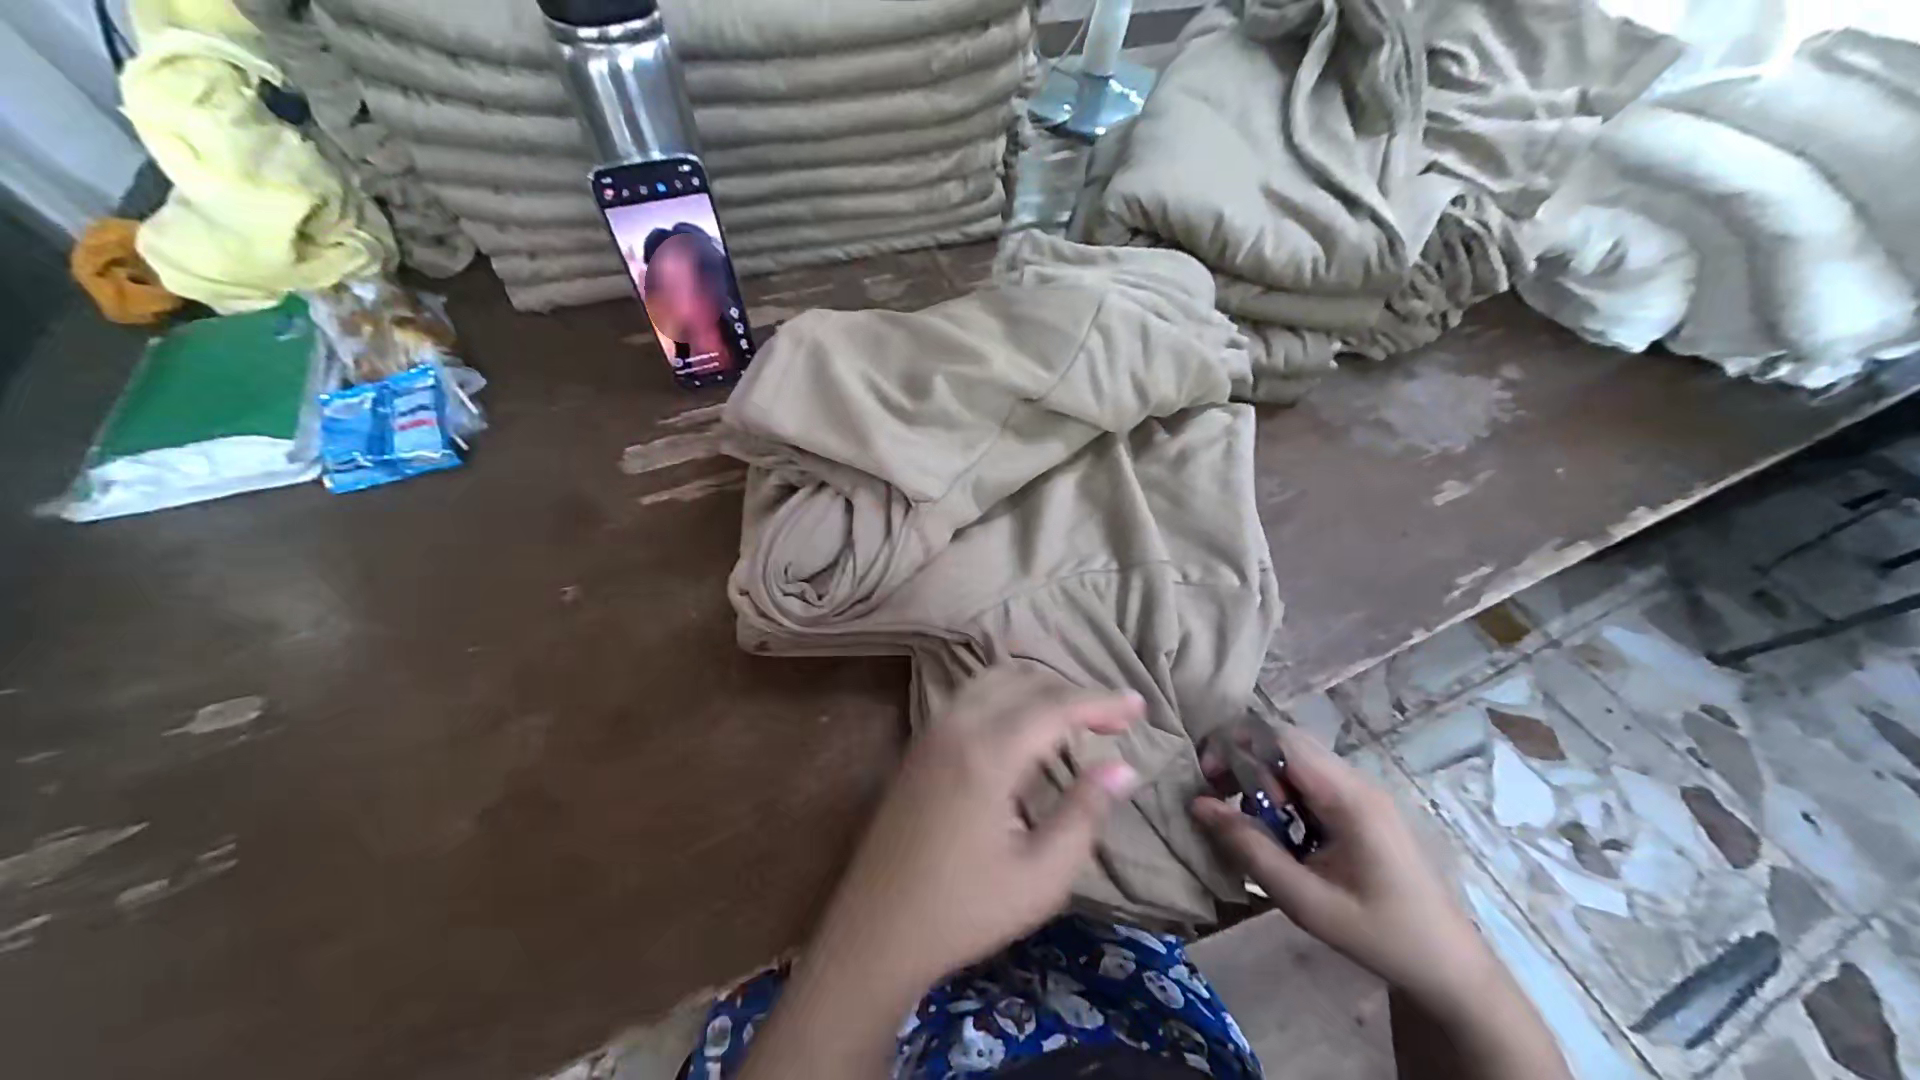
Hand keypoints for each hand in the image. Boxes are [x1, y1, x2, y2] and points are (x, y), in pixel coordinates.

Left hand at [811, 667, 1144, 988]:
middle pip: (1025, 680)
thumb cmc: (964, 911)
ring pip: (994, 679)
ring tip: (1077, 715)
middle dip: (1074, 691)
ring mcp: (932, 731)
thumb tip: (1124, 767)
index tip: (1140, 707)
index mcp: (987, 754)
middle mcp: (956, 726)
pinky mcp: (919, 744)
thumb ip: (1084, 812)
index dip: (1103, 701)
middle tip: (1115, 718)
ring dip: (1040, 687)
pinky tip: (1026, 724)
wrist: (875, 931)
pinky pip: (971, 696)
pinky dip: (1009, 695)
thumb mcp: (1041, 876)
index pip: (1056, 706)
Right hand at [1189, 725, 1498, 1013]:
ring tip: (1248, 818)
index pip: (1278, 738)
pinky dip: (1280, 790)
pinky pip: (1308, 777)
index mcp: (1347, 797)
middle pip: (1284, 739)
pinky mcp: (1360, 806)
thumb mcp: (1306, 901)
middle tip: (1218, 795)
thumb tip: (1198, 803)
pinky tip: (1278, 828)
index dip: (1234, 746)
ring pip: (1294, 756)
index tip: (1209, 781)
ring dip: (1260, 775)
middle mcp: (1355, 781)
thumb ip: (1250, 849)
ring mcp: (1361, 791)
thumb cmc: (1380, 936)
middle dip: (1241, 757)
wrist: (1451, 968)